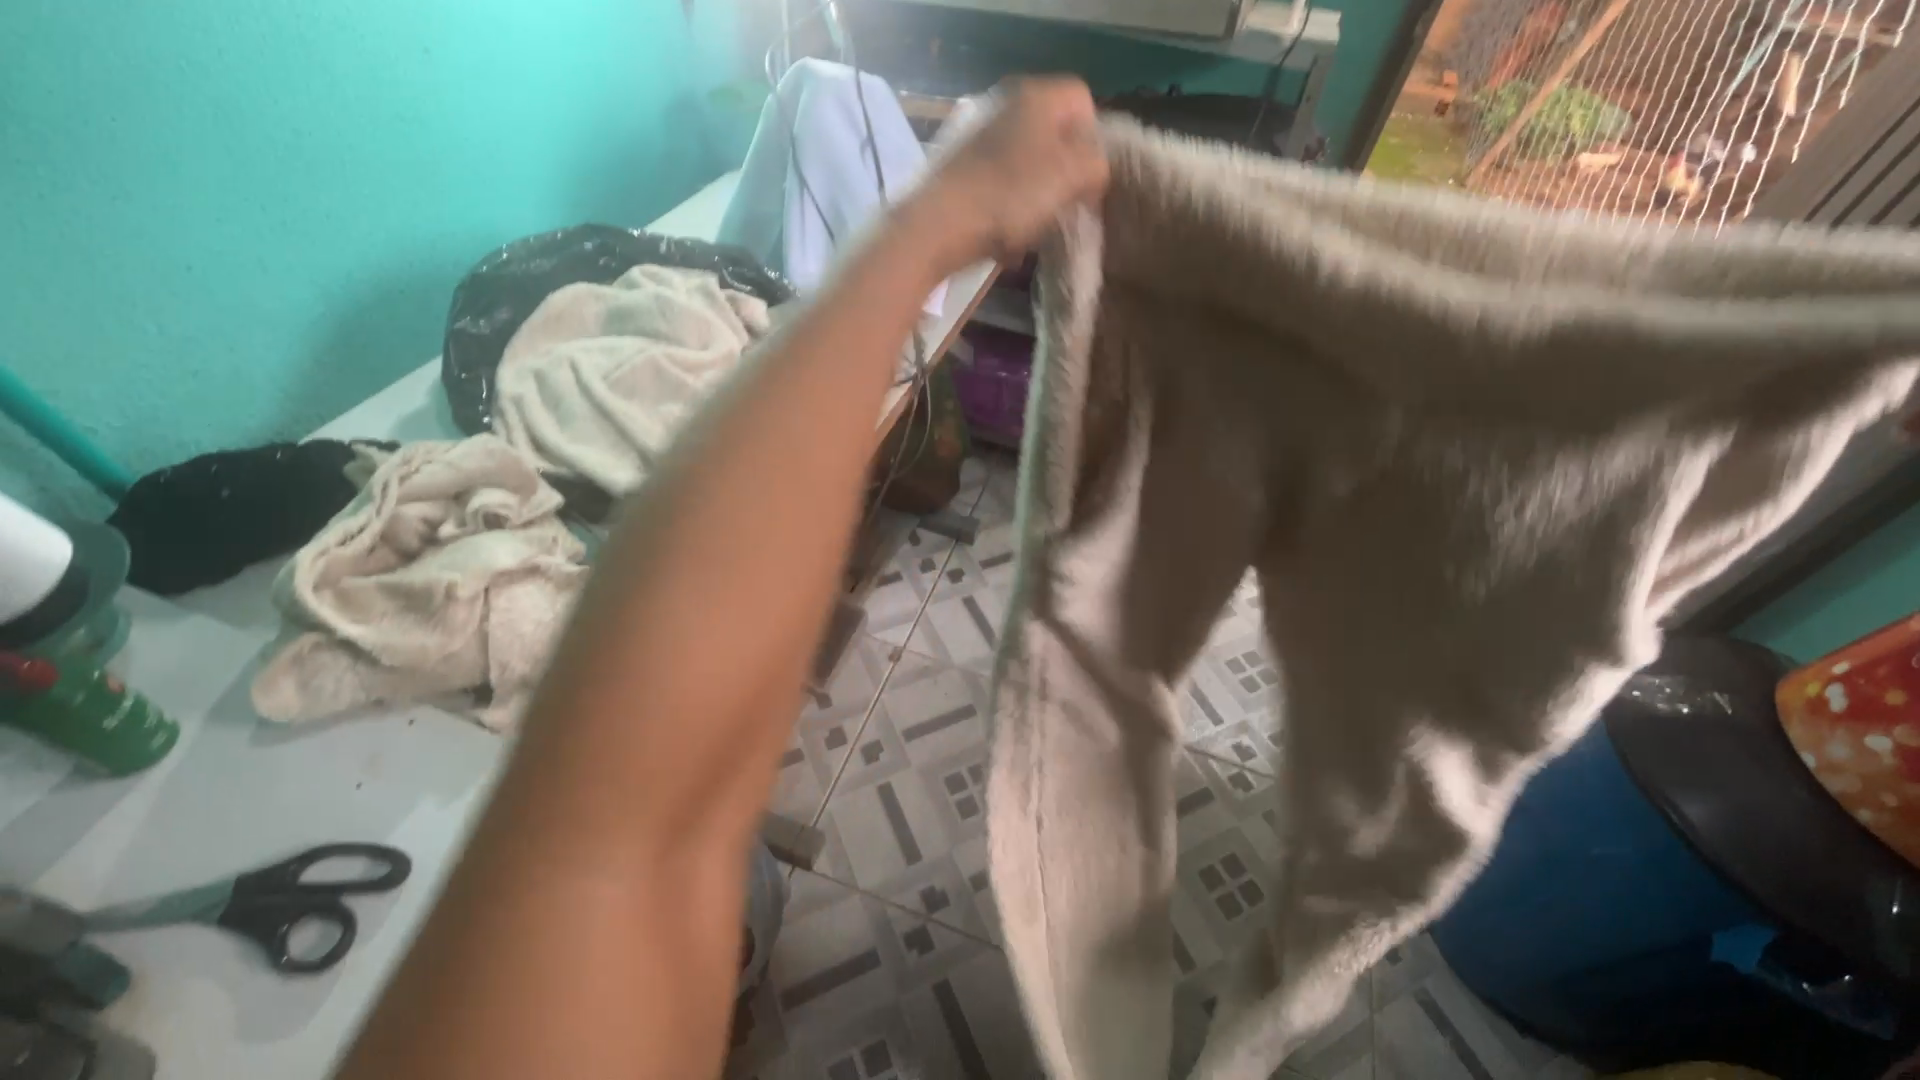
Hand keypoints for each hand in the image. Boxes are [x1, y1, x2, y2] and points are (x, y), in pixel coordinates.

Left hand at [908, 77, 1108, 270]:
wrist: (935, 227)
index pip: (1084, 101)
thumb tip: (1094, 168)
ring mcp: (978, 137)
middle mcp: (1005, 105)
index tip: (1089, 180)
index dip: (1094, 141)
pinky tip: (1005, 239)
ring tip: (1032, 231)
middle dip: (1064, 176)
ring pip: (1028, 167)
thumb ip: (1097, 165)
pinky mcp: (959, 170)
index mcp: (1036, 96)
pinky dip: (1008, 212)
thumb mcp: (1071, 178)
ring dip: (1037, 201)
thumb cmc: (1009, 197)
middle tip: (1064, 209)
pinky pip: (1000, 188)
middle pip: (1054, 137)